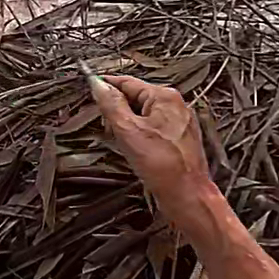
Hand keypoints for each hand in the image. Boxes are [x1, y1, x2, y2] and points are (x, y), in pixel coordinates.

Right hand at [90, 74, 213, 213]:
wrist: (187, 196)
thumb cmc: (164, 166)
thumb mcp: (127, 131)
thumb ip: (111, 104)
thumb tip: (98, 85)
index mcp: (165, 97)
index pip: (127, 82)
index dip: (106, 85)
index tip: (91, 87)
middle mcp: (176, 105)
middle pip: (136, 98)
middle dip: (117, 110)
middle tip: (107, 126)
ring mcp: (179, 122)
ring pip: (143, 115)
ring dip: (127, 125)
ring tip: (123, 143)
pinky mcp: (179, 139)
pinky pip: (152, 129)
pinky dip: (139, 136)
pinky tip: (135, 151)